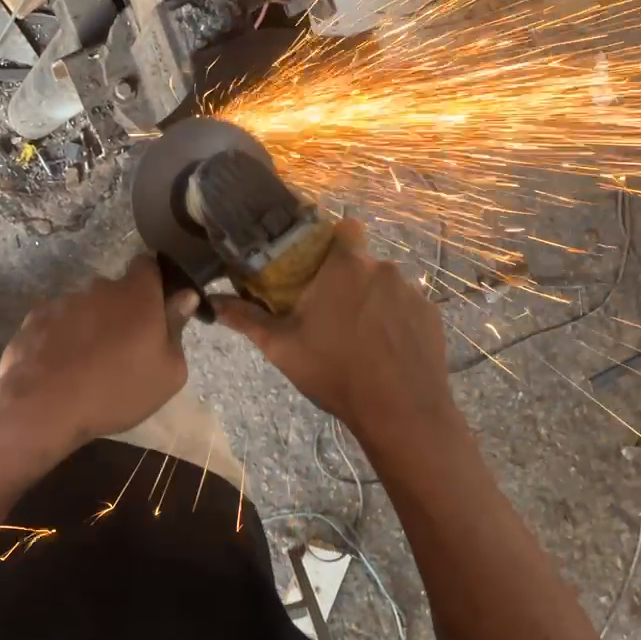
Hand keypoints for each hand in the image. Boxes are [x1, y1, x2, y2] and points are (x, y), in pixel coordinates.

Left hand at [0, 256, 199, 451]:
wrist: (45, 407)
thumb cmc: (117, 391)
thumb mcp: (168, 373)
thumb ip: (176, 328)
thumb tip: (183, 297)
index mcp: (137, 296)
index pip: (148, 265)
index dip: (153, 283)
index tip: (155, 309)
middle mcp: (99, 289)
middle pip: (115, 291)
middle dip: (120, 311)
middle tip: (122, 349)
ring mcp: (62, 302)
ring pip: (84, 307)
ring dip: (89, 326)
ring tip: (85, 364)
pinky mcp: (34, 319)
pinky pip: (56, 322)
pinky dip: (60, 338)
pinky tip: (59, 367)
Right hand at [213, 217, 456, 438]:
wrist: (400, 411)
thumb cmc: (334, 371)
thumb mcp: (281, 346)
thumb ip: (246, 318)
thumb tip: (210, 301)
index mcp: (345, 267)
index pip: (344, 228)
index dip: (332, 241)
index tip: (317, 266)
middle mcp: (383, 269)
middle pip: (360, 262)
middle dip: (345, 281)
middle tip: (327, 314)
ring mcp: (412, 293)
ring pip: (384, 286)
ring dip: (370, 302)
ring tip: (356, 339)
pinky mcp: (431, 317)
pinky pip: (405, 308)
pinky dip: (393, 322)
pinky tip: (383, 352)